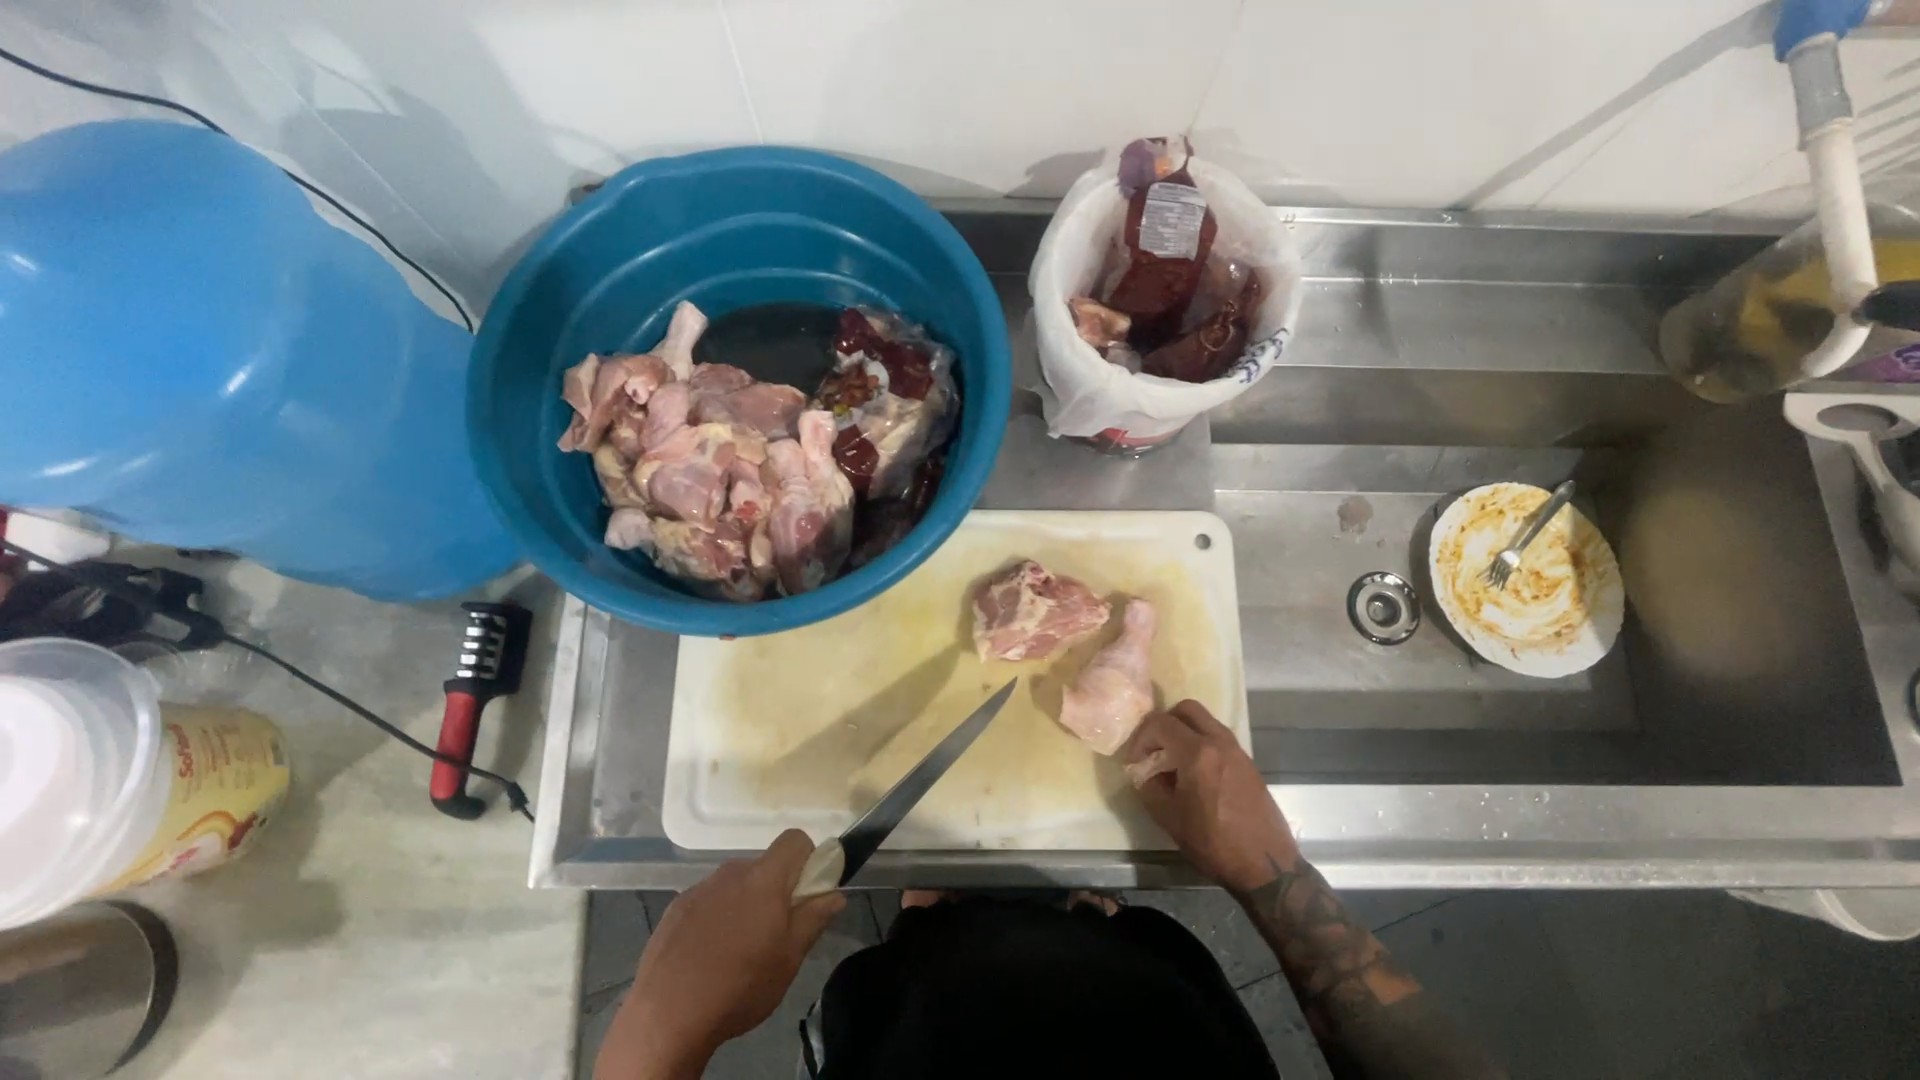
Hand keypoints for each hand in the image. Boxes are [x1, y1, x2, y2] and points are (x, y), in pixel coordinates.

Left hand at [599, 830, 845, 1078]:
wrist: (666, 1015)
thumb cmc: (739, 986)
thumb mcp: (789, 959)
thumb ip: (814, 919)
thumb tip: (834, 894)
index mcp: (764, 879)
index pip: (794, 840)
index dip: (807, 859)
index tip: (807, 892)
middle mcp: (731, 873)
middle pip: (764, 865)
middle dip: (775, 889)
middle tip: (775, 932)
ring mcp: (699, 889)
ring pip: (735, 885)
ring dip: (744, 904)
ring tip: (738, 951)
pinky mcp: (675, 908)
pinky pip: (708, 901)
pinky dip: (716, 917)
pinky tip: (708, 956)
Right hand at [1123, 700, 1298, 893]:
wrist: (1265, 865)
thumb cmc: (1213, 843)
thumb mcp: (1169, 818)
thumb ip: (1149, 786)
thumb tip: (1144, 772)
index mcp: (1197, 753)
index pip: (1160, 723)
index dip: (1140, 738)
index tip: (1135, 761)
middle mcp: (1219, 742)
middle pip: (1186, 709)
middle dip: (1164, 723)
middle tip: (1153, 749)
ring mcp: (1238, 751)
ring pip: (1205, 721)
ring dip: (1184, 731)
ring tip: (1172, 761)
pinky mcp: (1248, 763)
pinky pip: (1218, 738)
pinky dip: (1201, 743)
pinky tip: (1194, 773)